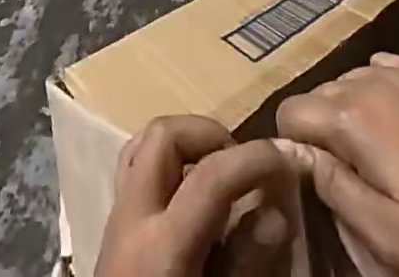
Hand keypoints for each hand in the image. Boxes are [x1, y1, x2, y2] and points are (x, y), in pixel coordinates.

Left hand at [95, 115, 296, 276]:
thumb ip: (248, 264)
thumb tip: (274, 212)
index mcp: (161, 248)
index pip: (211, 175)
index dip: (254, 158)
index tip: (285, 160)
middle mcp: (132, 219)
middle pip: (163, 135)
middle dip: (209, 133)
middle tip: (242, 163)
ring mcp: (116, 219)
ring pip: (142, 144)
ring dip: (185, 144)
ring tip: (220, 172)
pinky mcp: (113, 229)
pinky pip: (136, 170)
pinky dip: (167, 164)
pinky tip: (192, 195)